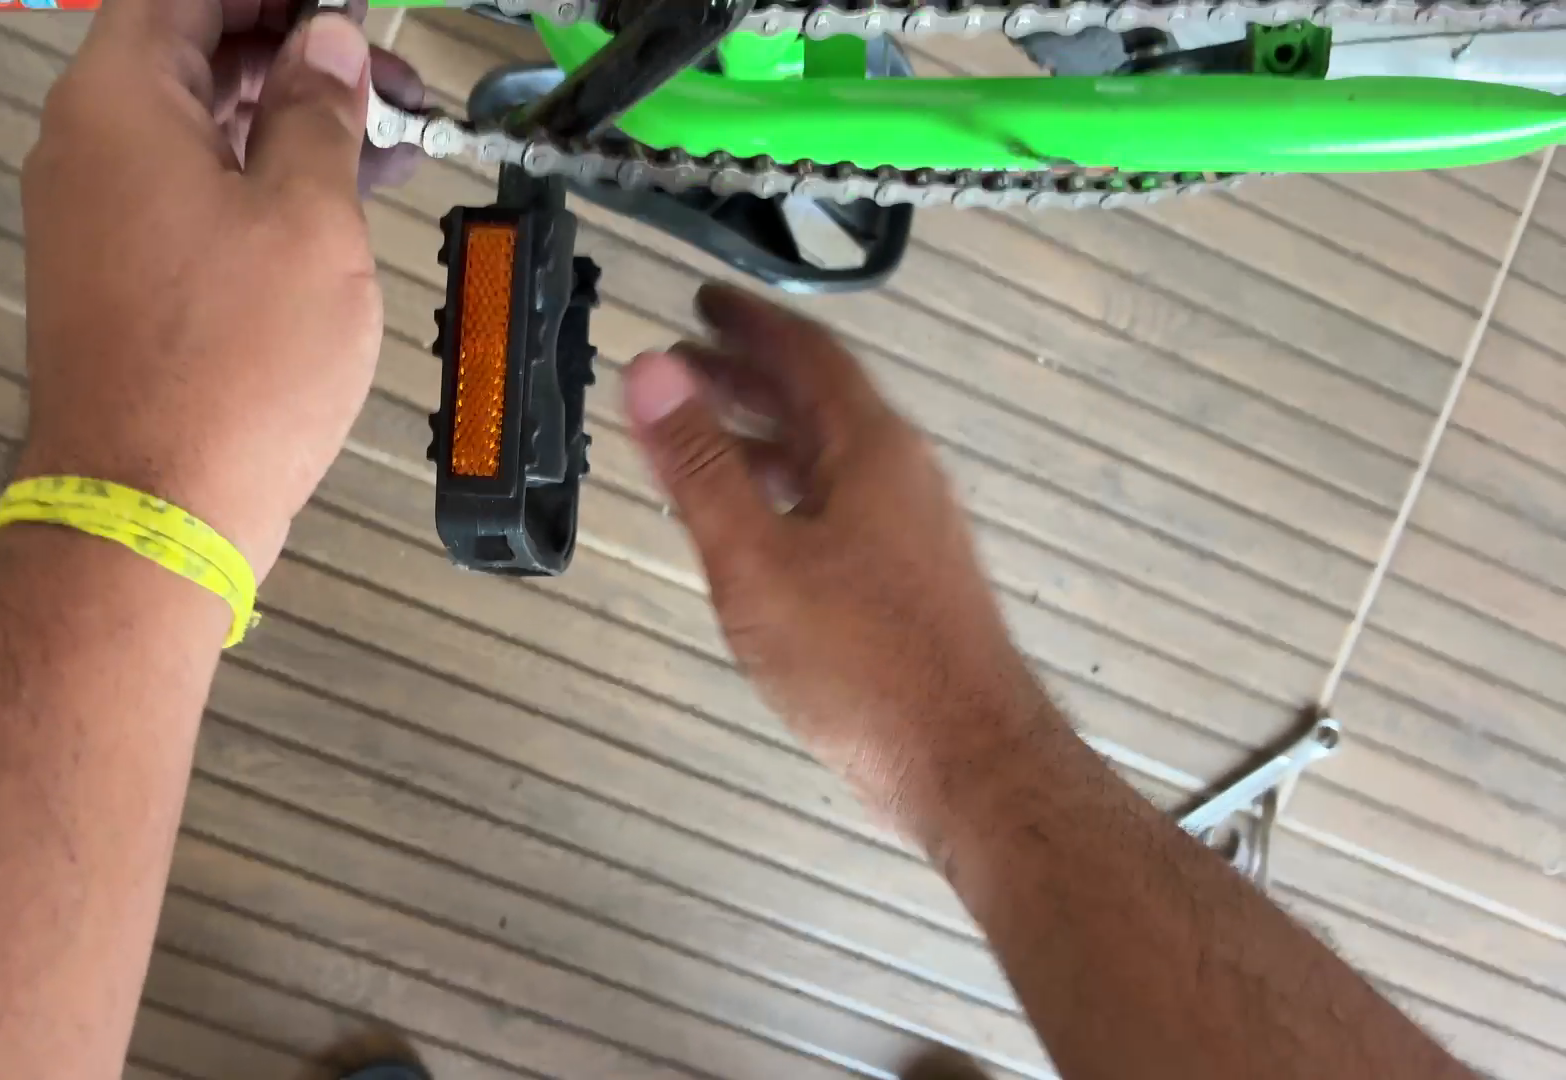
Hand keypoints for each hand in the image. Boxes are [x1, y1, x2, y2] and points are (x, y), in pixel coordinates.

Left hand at [16, 0, 422, 570]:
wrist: (163, 501)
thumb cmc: (240, 362)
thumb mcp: (311, 222)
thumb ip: (319, 118)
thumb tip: (326, 49)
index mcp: (123, 99)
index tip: (348, 16)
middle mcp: (93, 147)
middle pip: (198, 59)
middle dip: (301, 60)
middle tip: (390, 88)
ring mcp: (105, 220)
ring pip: (206, 136)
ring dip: (291, 131)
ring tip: (385, 149)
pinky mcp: (131, 284)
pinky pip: (200, 202)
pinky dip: (265, 190)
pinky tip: (331, 214)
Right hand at [624, 287, 1053, 830]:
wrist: (964, 761)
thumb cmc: (856, 659)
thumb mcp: (756, 558)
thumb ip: (699, 465)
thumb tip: (650, 370)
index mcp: (870, 447)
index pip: (805, 353)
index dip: (748, 322)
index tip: (699, 304)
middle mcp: (897, 470)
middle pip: (812, 400)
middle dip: (743, 375)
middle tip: (680, 365)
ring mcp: (905, 523)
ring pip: (821, 454)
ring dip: (758, 434)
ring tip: (696, 434)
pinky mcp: (901, 571)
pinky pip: (830, 500)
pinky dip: (780, 487)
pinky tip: (747, 515)